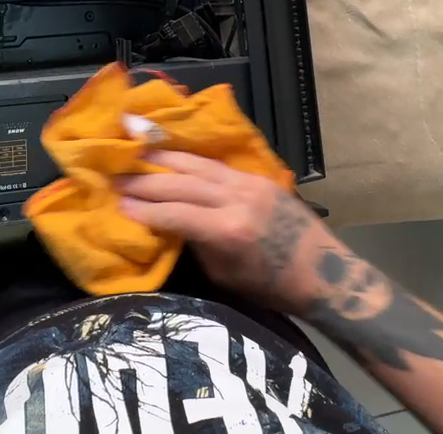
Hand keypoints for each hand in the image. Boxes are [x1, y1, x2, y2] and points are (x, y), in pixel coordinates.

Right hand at [116, 150, 331, 312]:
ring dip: (164, 159)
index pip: (176, 212)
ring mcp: (248, 183)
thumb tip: (168, 222)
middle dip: (146, 179)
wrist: (325, 272)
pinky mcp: (256, 176)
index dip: (144, 207)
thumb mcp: (226, 275)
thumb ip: (197, 243)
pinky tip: (171, 155)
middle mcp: (237, 198)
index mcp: (229, 230)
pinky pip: (215, 163)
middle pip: (182, 181)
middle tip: (117, 176)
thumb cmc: (273, 287)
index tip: (118, 202)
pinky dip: (189, 159)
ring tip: (136, 155)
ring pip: (197, 164)